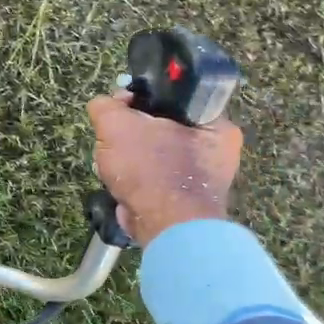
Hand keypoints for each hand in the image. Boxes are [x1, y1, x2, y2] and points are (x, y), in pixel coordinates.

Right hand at [87, 91, 243, 245]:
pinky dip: (133, 176)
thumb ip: (106, 105)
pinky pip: (152, 173)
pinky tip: (120, 180)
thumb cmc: (150, 169)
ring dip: (126, 155)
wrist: (164, 225)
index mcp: (215, 126)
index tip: (120, 107)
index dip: (141, 98)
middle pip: (157, 125)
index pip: (173, 98)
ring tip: (113, 164)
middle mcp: (217, 150)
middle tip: (113, 139)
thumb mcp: (116, 124)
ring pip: (151, 150)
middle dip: (128, 132)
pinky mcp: (185, 195)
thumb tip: (107, 105)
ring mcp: (202, 175)